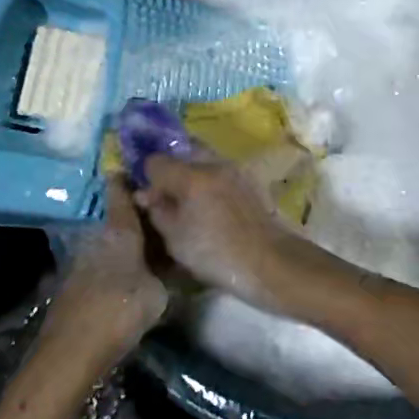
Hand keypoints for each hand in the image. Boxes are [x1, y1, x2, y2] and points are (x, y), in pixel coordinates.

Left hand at [44, 184, 167, 356]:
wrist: (72, 349)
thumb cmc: (120, 311)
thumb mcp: (158, 292)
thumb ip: (166, 273)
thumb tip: (171, 265)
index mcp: (119, 230)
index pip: (121, 192)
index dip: (130, 178)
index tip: (145, 172)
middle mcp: (98, 236)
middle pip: (118, 217)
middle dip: (138, 215)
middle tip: (164, 218)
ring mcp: (83, 258)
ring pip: (111, 239)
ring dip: (128, 240)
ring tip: (155, 248)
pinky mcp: (76, 281)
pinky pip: (104, 260)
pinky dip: (118, 261)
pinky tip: (133, 274)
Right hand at [131, 156, 293, 305]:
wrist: (273, 264)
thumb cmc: (218, 255)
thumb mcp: (175, 239)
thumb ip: (157, 211)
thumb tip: (146, 194)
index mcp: (191, 174)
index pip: (155, 161)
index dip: (145, 178)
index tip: (146, 199)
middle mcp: (213, 162)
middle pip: (180, 153)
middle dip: (169, 171)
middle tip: (165, 198)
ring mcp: (235, 170)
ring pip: (202, 161)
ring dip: (190, 176)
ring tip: (187, 205)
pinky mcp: (250, 182)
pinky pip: (219, 174)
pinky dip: (208, 184)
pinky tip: (209, 209)